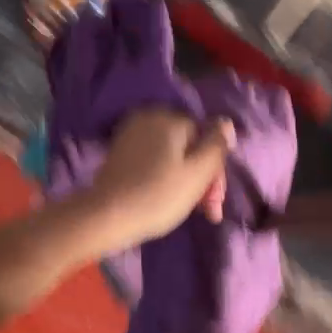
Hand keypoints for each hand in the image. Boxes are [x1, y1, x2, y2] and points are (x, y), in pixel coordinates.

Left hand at [77, 110, 234, 253]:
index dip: (214, 170)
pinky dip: (163, 176)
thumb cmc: (158, 195)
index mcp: (170, 118)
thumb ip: (217, 145)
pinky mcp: (120, 151)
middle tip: (206, 212)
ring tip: (189, 210)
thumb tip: (226, 122)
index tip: (214, 201)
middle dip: (201, 177)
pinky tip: (165, 199)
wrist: (106, 215)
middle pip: (188, 145)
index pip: (206, 138)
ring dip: (185, 180)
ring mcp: (132, 133)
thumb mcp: (197, 173)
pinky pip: (152, 158)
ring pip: (172, 154)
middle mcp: (149, 117)